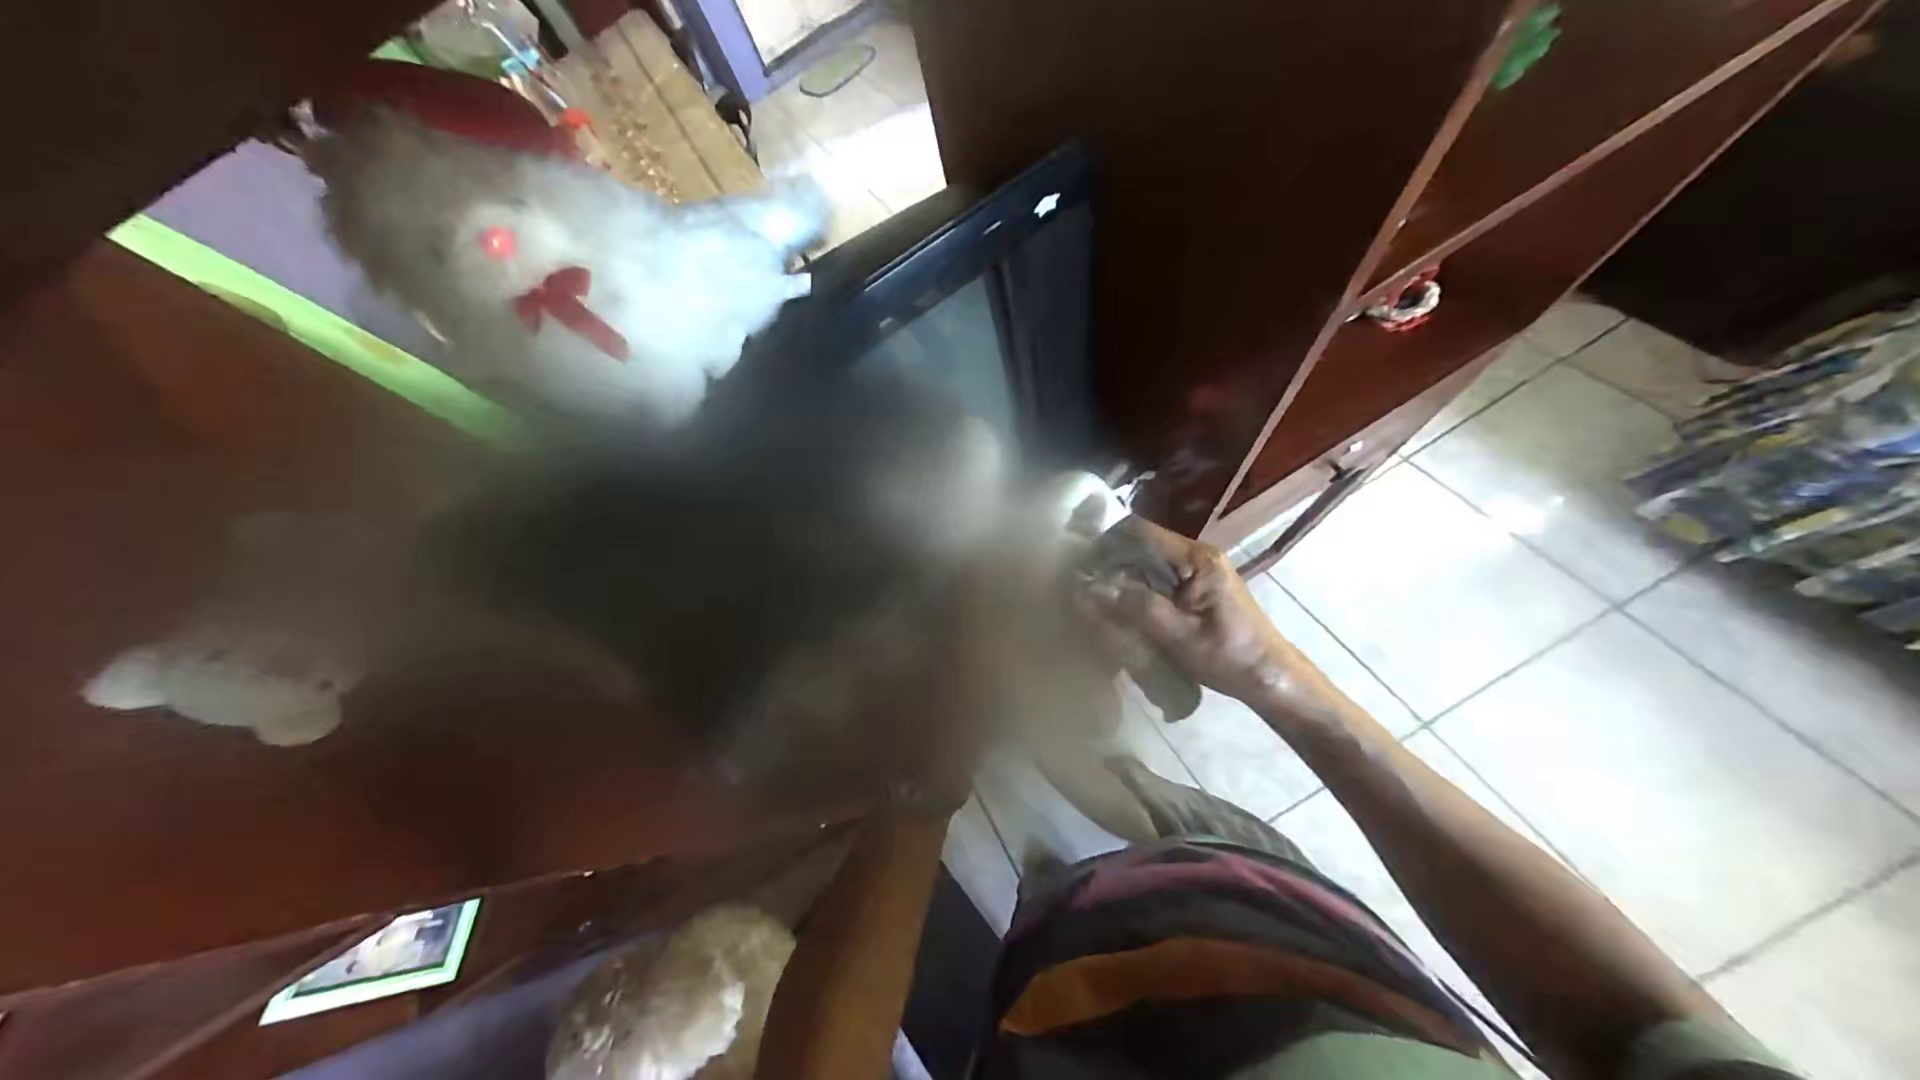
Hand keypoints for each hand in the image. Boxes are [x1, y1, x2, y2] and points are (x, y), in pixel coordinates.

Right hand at [1079, 517, 1331, 716]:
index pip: (1139, 531)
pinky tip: (1120, 607)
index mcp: (1196, 559)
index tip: (1078, 563)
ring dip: (1121, 576)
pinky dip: (1136, 588)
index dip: (1104, 541)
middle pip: (1141, 544)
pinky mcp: (1197, 586)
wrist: (1271, 678)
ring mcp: (1198, 570)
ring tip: (1094, 596)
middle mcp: (1197, 555)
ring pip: (1147, 561)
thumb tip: (1089, 586)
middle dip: (1108, 561)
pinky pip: (1157, 577)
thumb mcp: (1177, 635)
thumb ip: (1134, 606)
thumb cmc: (1228, 656)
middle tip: (1080, 584)